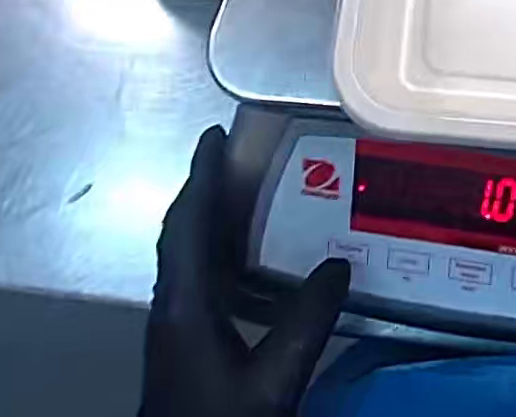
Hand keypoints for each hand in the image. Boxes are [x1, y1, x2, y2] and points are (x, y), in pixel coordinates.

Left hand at [142, 126, 350, 416]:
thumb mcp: (274, 380)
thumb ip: (308, 321)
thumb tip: (341, 264)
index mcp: (186, 305)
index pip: (189, 224)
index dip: (202, 176)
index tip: (214, 136)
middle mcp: (174, 306)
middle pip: (181, 231)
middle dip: (204, 185)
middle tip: (235, 152)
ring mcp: (176, 324)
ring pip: (186, 251)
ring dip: (210, 212)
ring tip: (246, 188)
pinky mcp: (185, 340)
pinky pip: (199, 271)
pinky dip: (218, 243)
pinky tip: (250, 252)